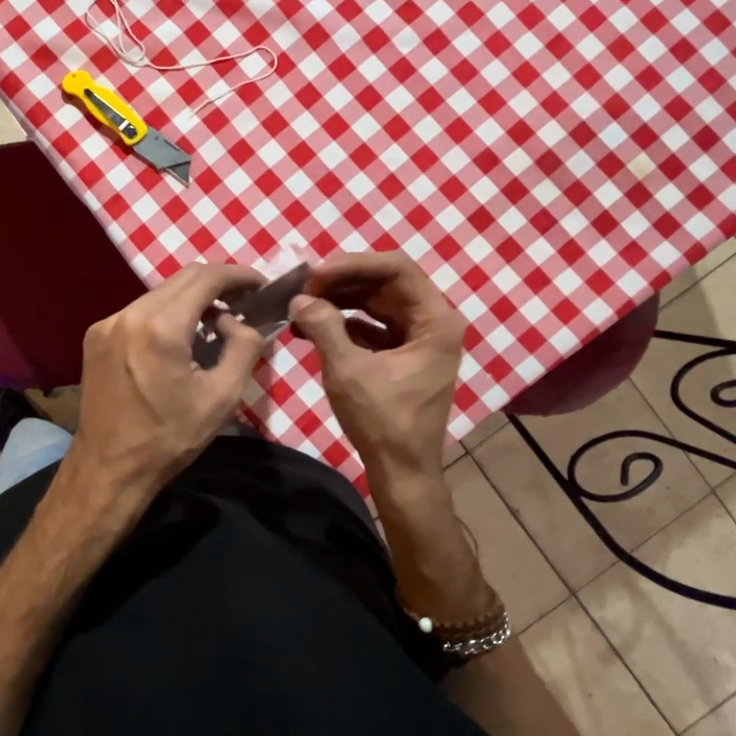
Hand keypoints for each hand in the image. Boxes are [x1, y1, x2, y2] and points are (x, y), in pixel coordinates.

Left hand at [59, 263, 266, 519]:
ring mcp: (107, 324)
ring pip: (159, 294)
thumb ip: (243, 348)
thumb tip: (241, 322)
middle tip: (244, 301)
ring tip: (216, 322)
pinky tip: (181, 338)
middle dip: (217, 284)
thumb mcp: (221, 397)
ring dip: (191, 299)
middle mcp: (128, 314)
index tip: (261, 285)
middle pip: (181, 279)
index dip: (238, 275)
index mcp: (160, 327)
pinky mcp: (96, 336)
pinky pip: (139, 312)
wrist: (109, 467)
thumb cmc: (168, 438)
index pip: (206, 278)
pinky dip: (166, 314)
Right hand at [289, 252, 489, 623]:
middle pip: (386, 282)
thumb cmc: (383, 421)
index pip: (396, 268)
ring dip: (339, 300)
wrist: (401, 471)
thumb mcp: (348, 370)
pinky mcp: (404, 354)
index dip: (353, 264)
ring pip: (376, 302)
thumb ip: (324, 327)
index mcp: (436, 320)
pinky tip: (311, 327)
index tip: (315, 275)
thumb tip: (299, 299)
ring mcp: (420, 338)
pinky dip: (344, 322)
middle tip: (302, 288)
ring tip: (302, 304)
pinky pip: (373, 324)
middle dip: (342, 281)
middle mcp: (434, 322)